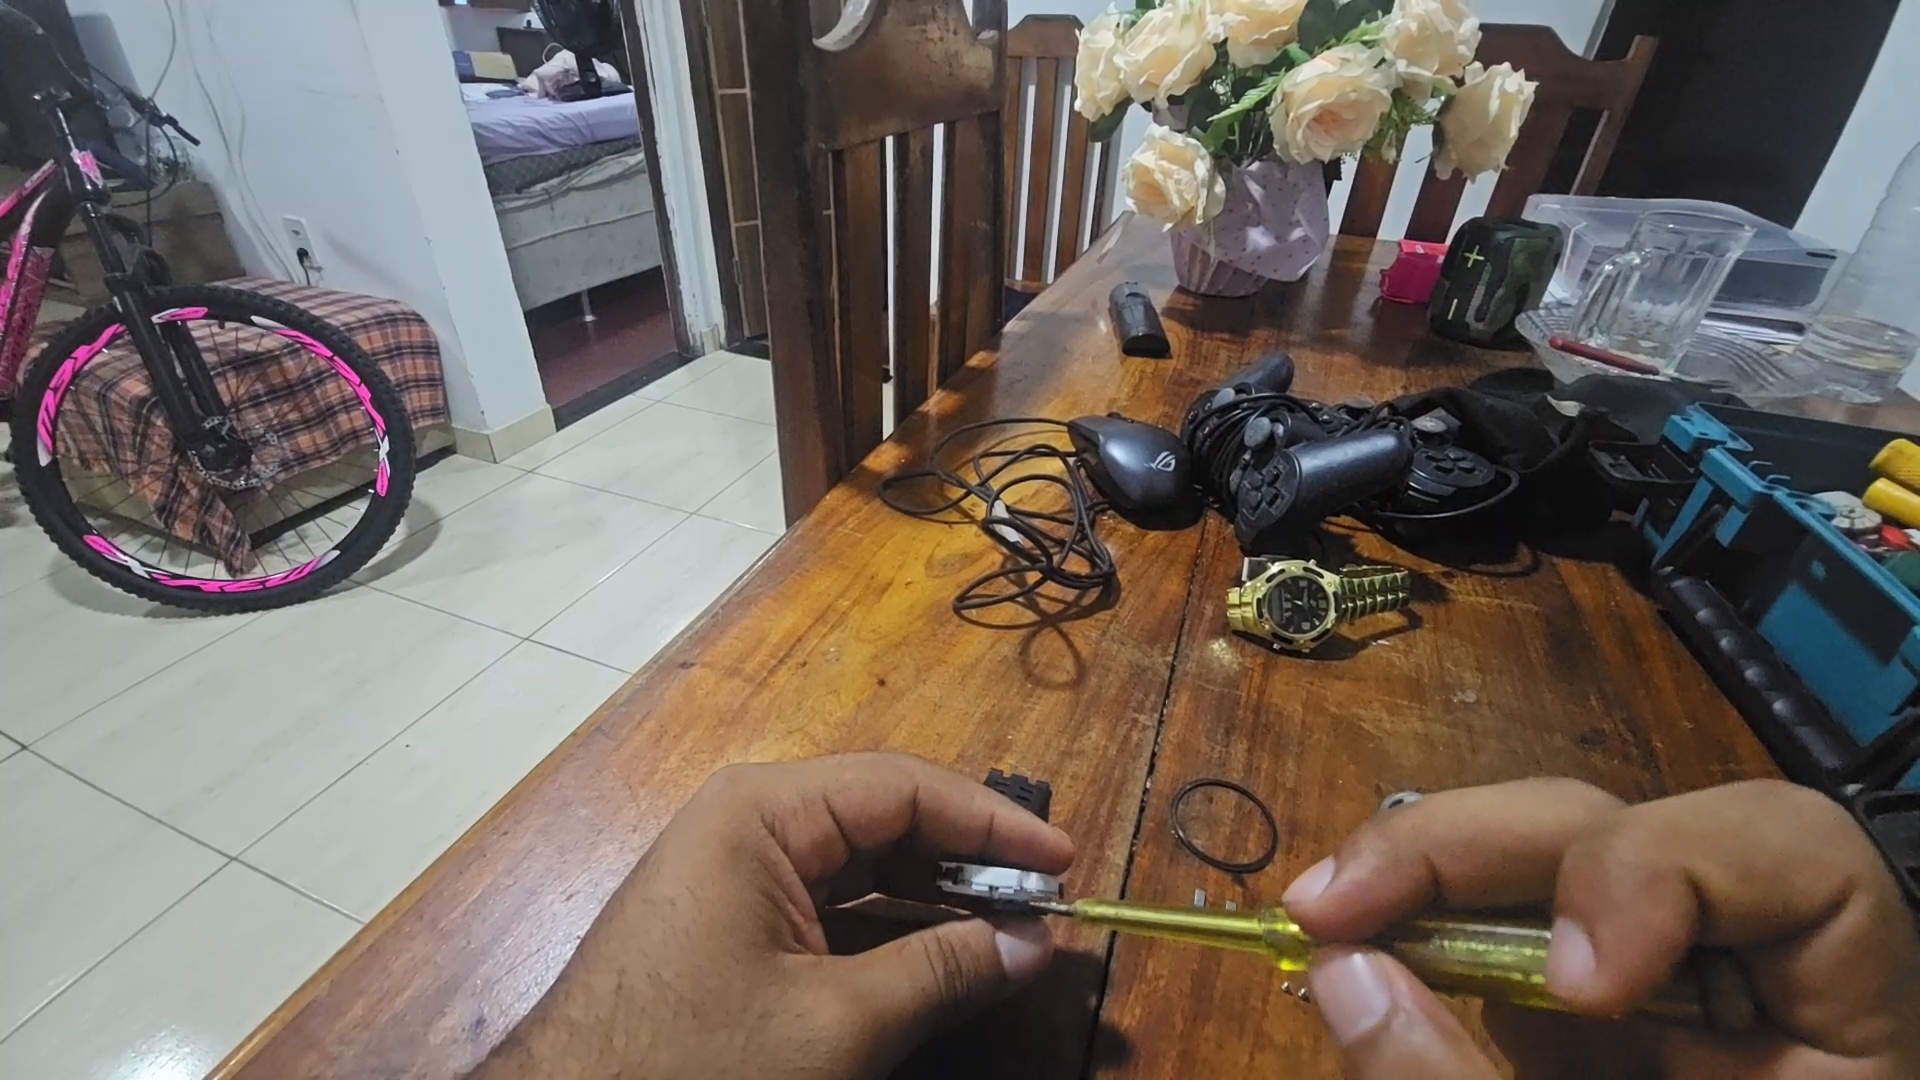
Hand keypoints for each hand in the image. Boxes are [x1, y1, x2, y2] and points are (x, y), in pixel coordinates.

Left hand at [472, 754, 1074, 1079]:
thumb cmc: (692, 1066)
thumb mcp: (832, 1027)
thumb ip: (941, 972)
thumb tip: (1036, 945)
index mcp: (767, 808)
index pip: (904, 787)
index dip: (990, 820)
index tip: (1061, 856)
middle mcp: (757, 815)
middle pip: (887, 814)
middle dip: (967, 854)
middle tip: (1045, 893)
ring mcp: (746, 863)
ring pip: (866, 855)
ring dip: (938, 888)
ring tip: (1010, 920)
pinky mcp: (743, 911)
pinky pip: (837, 896)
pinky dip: (895, 919)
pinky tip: (945, 943)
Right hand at [1281, 779, 1919, 1078]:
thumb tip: (1338, 967)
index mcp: (1827, 1025)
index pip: (1786, 858)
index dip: (1665, 876)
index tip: (1577, 990)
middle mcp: (1712, 962)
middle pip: (1588, 823)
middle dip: (1450, 850)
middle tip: (1333, 904)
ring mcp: (1613, 964)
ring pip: (1511, 847)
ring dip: (1409, 869)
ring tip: (1320, 914)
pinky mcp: (1543, 984)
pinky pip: (1467, 905)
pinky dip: (1399, 908)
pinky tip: (1342, 932)